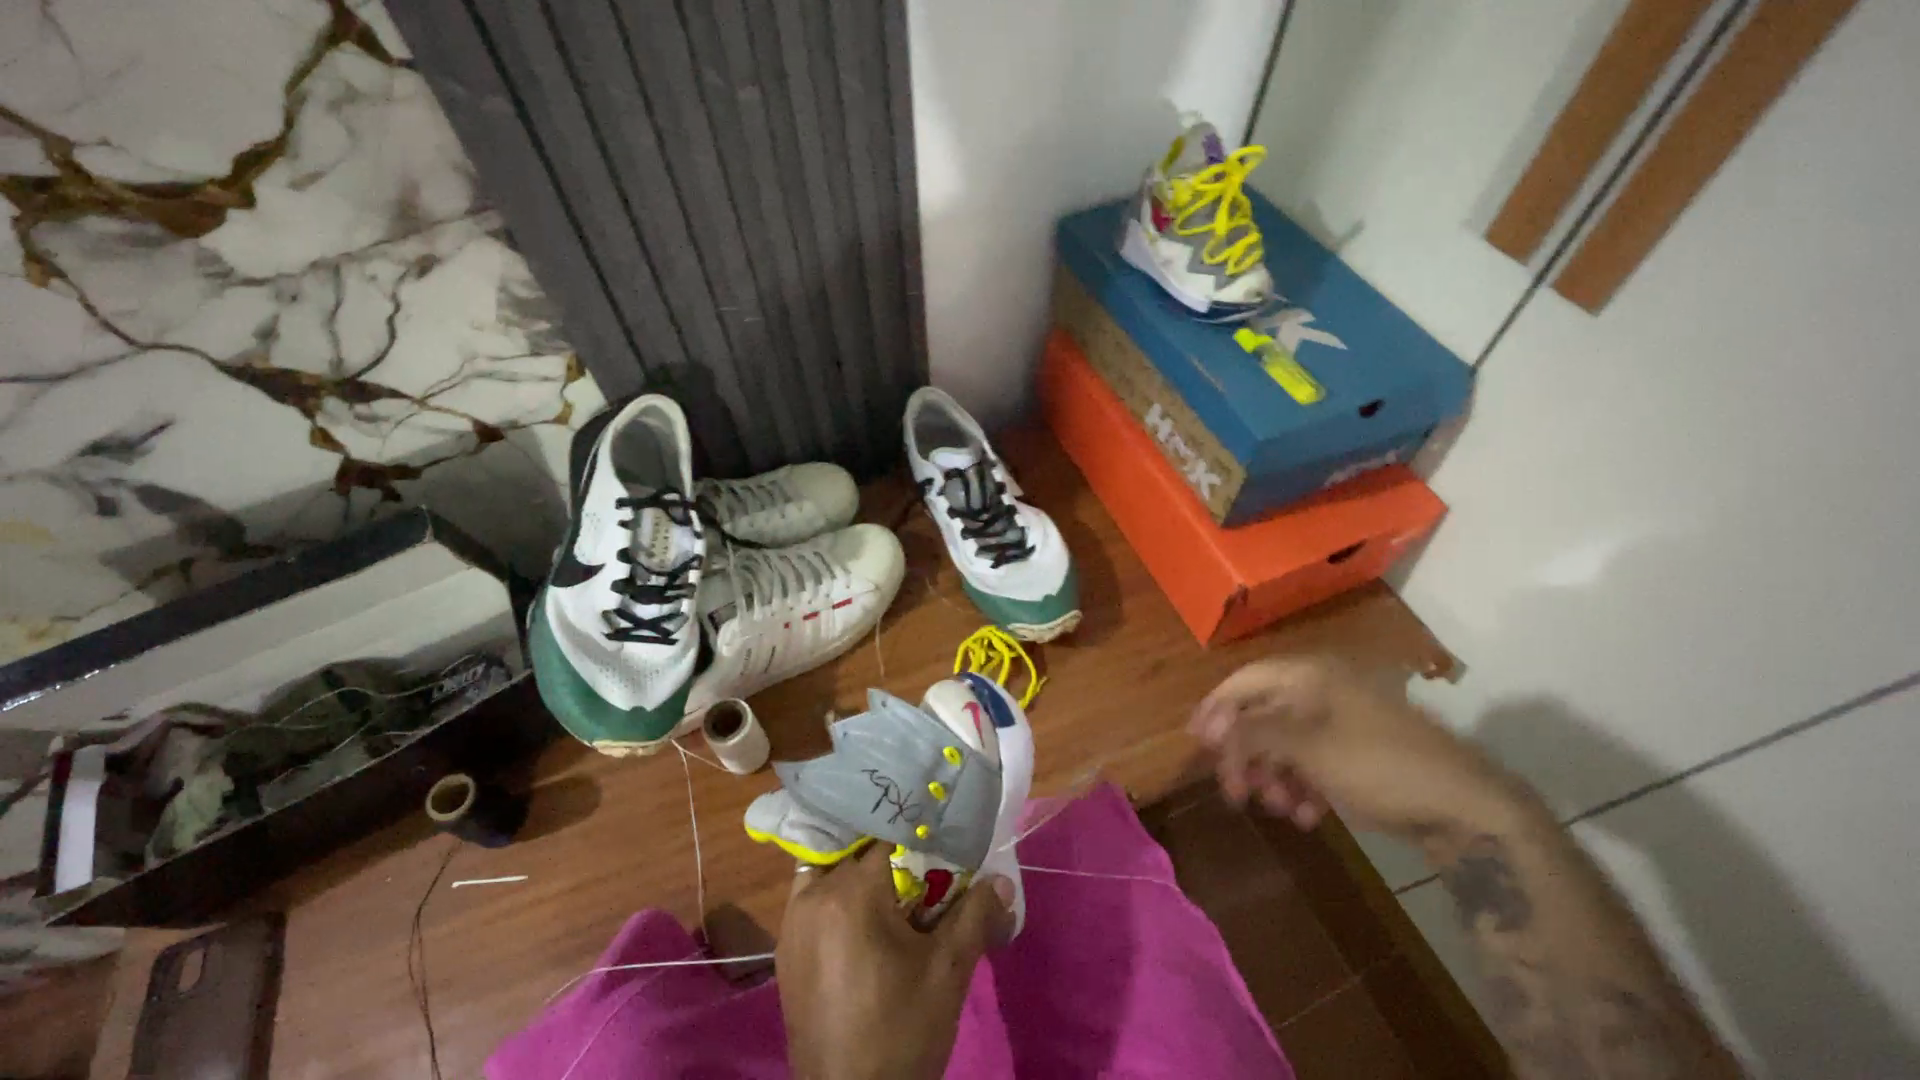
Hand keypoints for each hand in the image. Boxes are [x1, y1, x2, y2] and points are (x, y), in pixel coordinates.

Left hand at [777, 842, 1014, 1079]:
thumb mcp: (948, 970)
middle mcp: (812, 895)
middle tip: (929, 871)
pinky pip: (814, 900)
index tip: (946, 842)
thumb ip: (975, 914)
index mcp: (850, 892)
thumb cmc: (902, 1031)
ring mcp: (792, 923)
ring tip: (898, 892)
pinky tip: (869, 921)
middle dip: (895, 857)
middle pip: (860, 852)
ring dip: (863, 874)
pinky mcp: (786, 951)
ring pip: (832, 871)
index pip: (889, 837)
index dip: (922, 837)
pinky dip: (840, 897)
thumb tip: (1002, 881)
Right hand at [1188, 657, 1521, 840]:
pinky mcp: (1360, 756)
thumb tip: (1211, 725)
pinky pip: (1313, 764)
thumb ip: (1254, 732)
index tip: (1195, 742)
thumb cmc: (1381, 766)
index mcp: (1312, 676)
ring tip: (1277, 807)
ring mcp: (1344, 724)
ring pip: (1286, 744)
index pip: (1246, 680)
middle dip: (1246, 753)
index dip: (1216, 707)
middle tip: (1235, 792)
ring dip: (1273, 775)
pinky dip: (1302, 786)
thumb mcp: (1309, 748)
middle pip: (1263, 715)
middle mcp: (1324, 692)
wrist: (1467, 807)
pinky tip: (1306, 815)